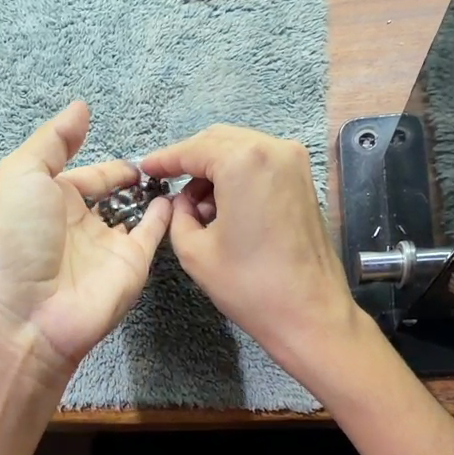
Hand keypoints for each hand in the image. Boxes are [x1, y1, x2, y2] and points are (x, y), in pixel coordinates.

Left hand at [0, 101, 171, 376]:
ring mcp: (108, 247)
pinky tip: (176, 194)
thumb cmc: (17, 238)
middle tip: (161, 160)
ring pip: (136, 214)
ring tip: (177, 169)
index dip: (106, 164)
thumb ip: (53, 140)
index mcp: (50, 201)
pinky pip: (153, 235)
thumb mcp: (22, 174)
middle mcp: (80, 225)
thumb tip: (82, 108)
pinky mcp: (132, 265)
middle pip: (113, 196)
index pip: (86, 176)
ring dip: (153, 194)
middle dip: (132, 179)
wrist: (28, 312)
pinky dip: (166, 216)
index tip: (131, 153)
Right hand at [141, 125, 362, 375]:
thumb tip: (180, 202)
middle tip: (166, 182)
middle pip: (219, 141)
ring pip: (241, 151)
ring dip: (214, 171)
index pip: (193, 149)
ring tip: (195, 207)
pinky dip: (237, 178)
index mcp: (243, 162)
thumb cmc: (250, 286)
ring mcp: (294, 163)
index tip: (145, 167)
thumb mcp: (195, 252)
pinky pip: (260, 165)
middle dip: (190, 160)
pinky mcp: (304, 181)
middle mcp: (274, 150)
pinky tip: (221, 208)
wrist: (308, 313)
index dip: (165, 159)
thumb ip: (178, 216)